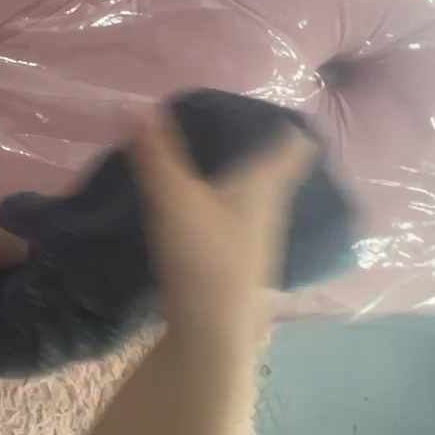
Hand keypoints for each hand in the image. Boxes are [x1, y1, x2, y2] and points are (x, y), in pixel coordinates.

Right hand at [129, 108, 317, 346]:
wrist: (212, 327)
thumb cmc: (203, 254)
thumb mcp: (173, 197)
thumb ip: (156, 154)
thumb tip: (140, 107)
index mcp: (263, 186)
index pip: (294, 145)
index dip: (284, 123)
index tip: (262, 108)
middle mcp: (268, 208)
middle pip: (270, 168)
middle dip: (247, 145)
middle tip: (211, 125)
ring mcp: (252, 236)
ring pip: (247, 194)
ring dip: (227, 175)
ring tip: (193, 160)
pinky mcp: (232, 257)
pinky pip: (228, 216)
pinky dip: (213, 202)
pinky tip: (186, 205)